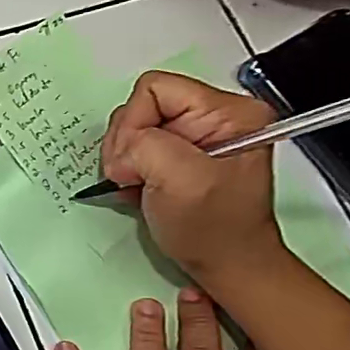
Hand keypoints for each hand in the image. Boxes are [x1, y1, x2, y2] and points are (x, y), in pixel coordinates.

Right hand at [100, 71, 286, 282]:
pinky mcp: (174, 153)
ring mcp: (191, 136)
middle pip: (138, 107)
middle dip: (125, 144)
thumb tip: (124, 145)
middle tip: (139, 175)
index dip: (133, 124)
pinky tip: (140, 186)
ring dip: (123, 159)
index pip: (153, 89)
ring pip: (129, 128)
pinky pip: (131, 146)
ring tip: (141, 183)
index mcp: (227, 112)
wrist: (224, 260)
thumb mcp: (182, 179)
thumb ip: (146, 145)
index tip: (140, 162)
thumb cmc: (212, 225)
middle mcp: (210, 117)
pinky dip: (125, 168)